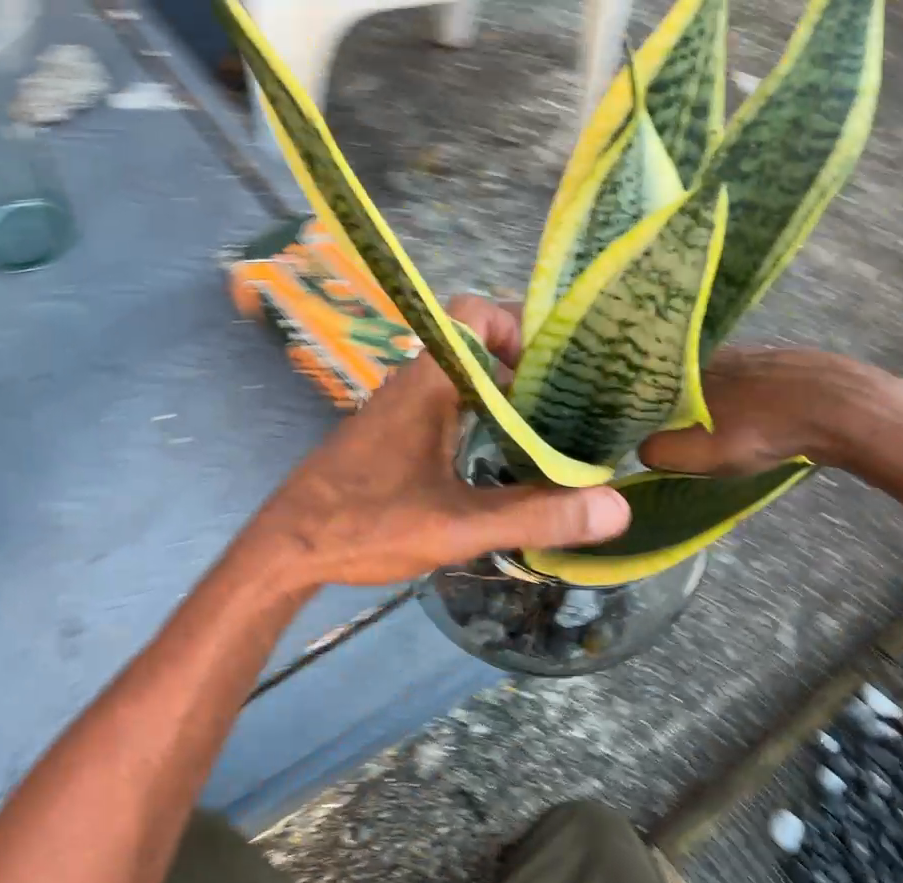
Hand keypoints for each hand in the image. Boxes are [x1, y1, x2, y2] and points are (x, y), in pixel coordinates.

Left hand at [242, 296, 630, 589]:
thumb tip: (617, 506)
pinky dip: (473, 424)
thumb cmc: (364, 525)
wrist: (285, 549)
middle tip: (570, 409)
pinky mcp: (386, 441)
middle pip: (475, 349)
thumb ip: (535, 516)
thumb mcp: (456, 526)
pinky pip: (440, 412)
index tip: (559, 370)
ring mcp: (394, 413)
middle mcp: (410, 386)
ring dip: (500, 401)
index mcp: (426, 383)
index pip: (475, 313)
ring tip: (546, 439)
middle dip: (525, 371)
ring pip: (458, 384)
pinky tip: (493, 467)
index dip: (521, 327)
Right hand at [639, 346, 902, 475]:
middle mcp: (715, 351)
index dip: (639, 406)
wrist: (840, 408)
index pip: (649, 383)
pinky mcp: (784, 362)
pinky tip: (750, 418)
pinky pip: (747, 381)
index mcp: (687, 367)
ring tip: (712, 428)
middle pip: (681, 380)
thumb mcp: (698, 452)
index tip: (638, 427)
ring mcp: (753, 353)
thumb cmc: (761, 431)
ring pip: (715, 379)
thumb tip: (643, 447)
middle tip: (676, 434)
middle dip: (672, 404)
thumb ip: (658, 450)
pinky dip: (741, 399)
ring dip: (709, 401)